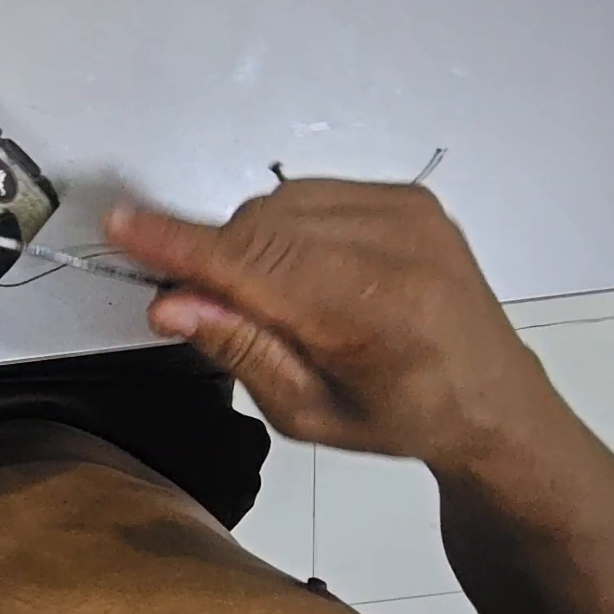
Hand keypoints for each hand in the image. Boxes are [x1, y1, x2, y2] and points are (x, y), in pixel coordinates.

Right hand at [105, 179, 561, 470]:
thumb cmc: (396, 418)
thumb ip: (237, 349)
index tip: (122, 224)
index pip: (253, 265)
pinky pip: (303, 195)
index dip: (180, 246)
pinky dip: (274, 230)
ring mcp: (406, 211)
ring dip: (242, 246)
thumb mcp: (304, 411)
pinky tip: (294, 270)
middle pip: (257, 230)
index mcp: (377, 314)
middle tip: (198, 308)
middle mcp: (399, 247)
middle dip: (209, 262)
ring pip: (274, 206)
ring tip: (265, 299)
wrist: (491, 395)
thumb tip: (169, 306)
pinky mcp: (406, 195)